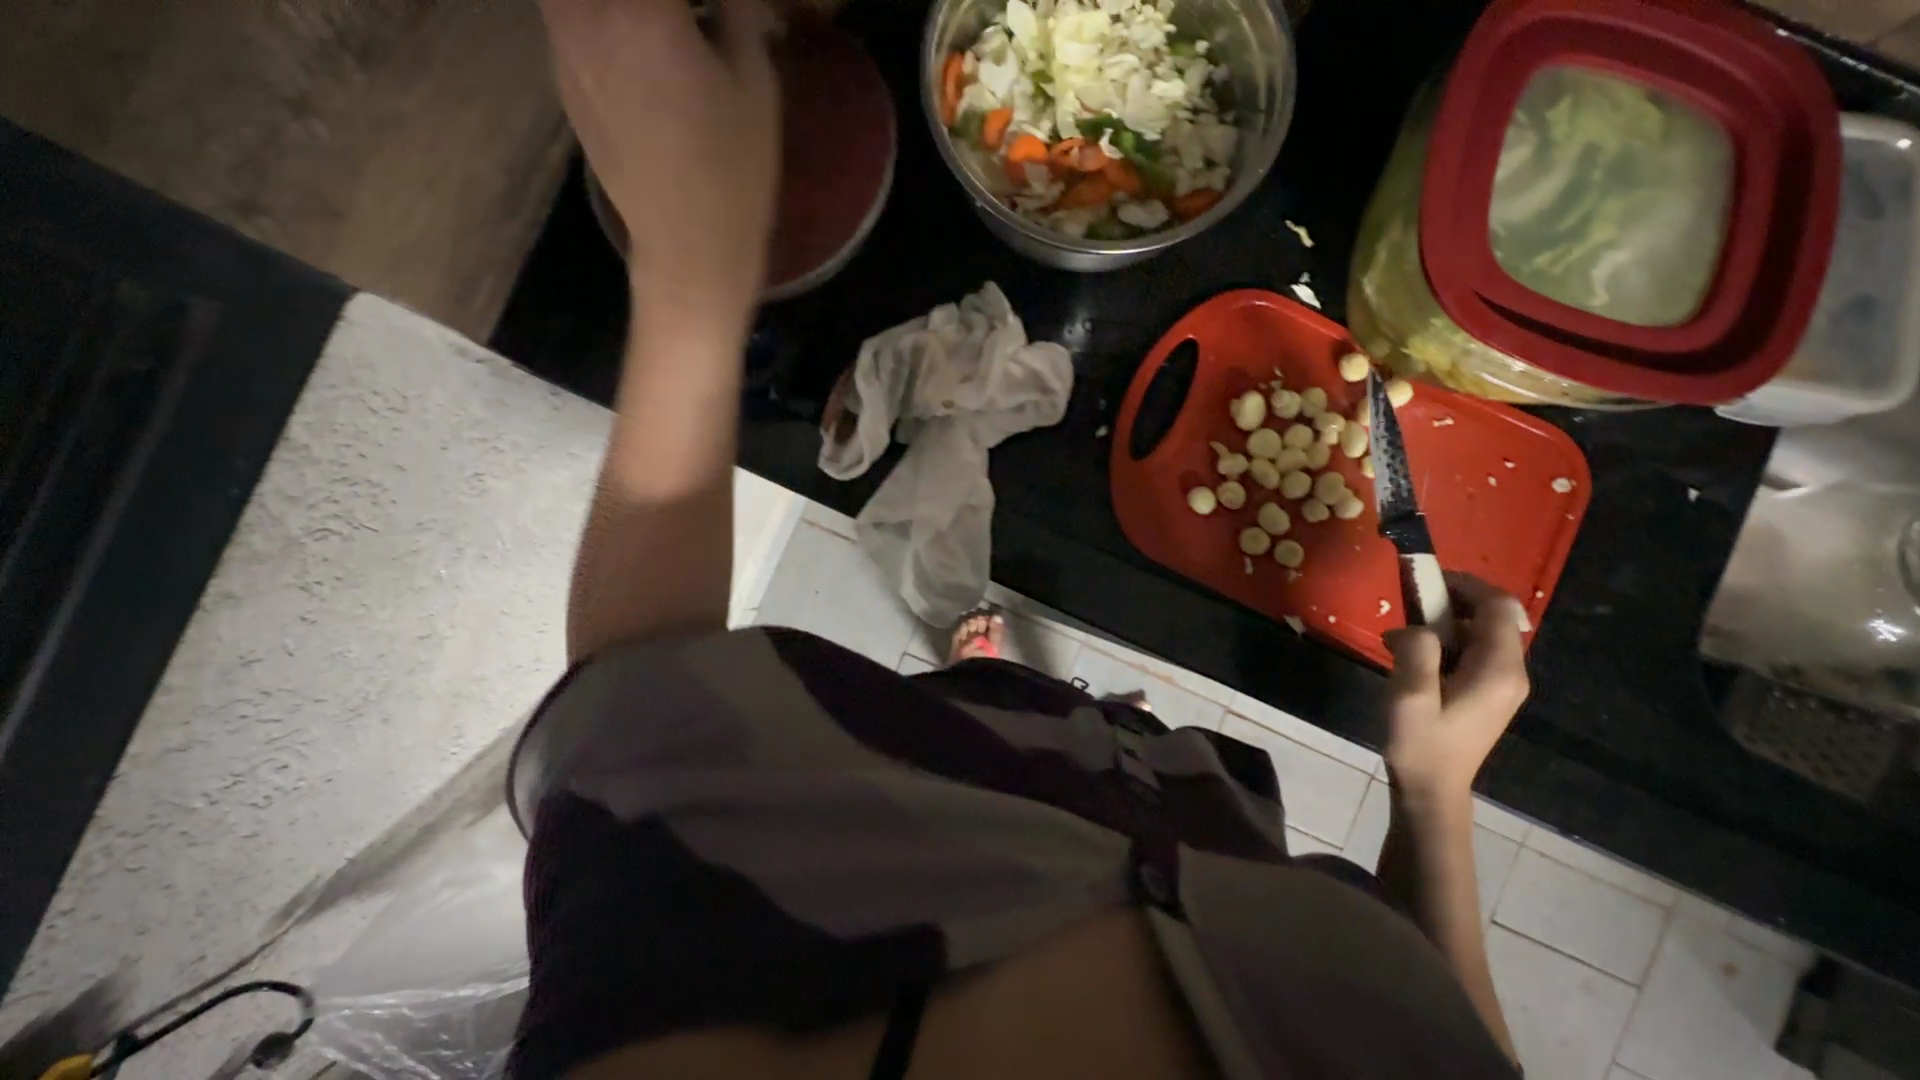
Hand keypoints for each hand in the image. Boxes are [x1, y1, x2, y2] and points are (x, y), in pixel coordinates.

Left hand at [540, 0, 780, 320]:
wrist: (689, 242)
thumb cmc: (734, 167)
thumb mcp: (755, 81)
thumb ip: (738, 10)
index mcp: (641, 9)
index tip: (707, 4)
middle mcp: (586, 14)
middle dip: (650, 2)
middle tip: (685, 14)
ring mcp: (563, 46)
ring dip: (616, 6)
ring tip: (656, 24)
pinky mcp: (561, 78)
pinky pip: (566, 13)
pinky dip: (596, 15)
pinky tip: (633, 39)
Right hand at [1383, 573, 1530, 804]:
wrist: (1432, 790)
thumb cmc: (1421, 744)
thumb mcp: (1409, 696)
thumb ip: (1416, 652)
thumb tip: (1415, 627)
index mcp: (1498, 669)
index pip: (1499, 606)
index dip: (1467, 584)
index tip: (1428, 580)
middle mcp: (1510, 672)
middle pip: (1495, 616)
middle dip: (1455, 600)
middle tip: (1412, 604)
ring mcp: (1502, 684)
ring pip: (1483, 632)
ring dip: (1448, 621)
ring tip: (1408, 631)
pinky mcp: (1489, 693)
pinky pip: (1475, 650)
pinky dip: (1449, 640)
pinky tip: (1418, 655)